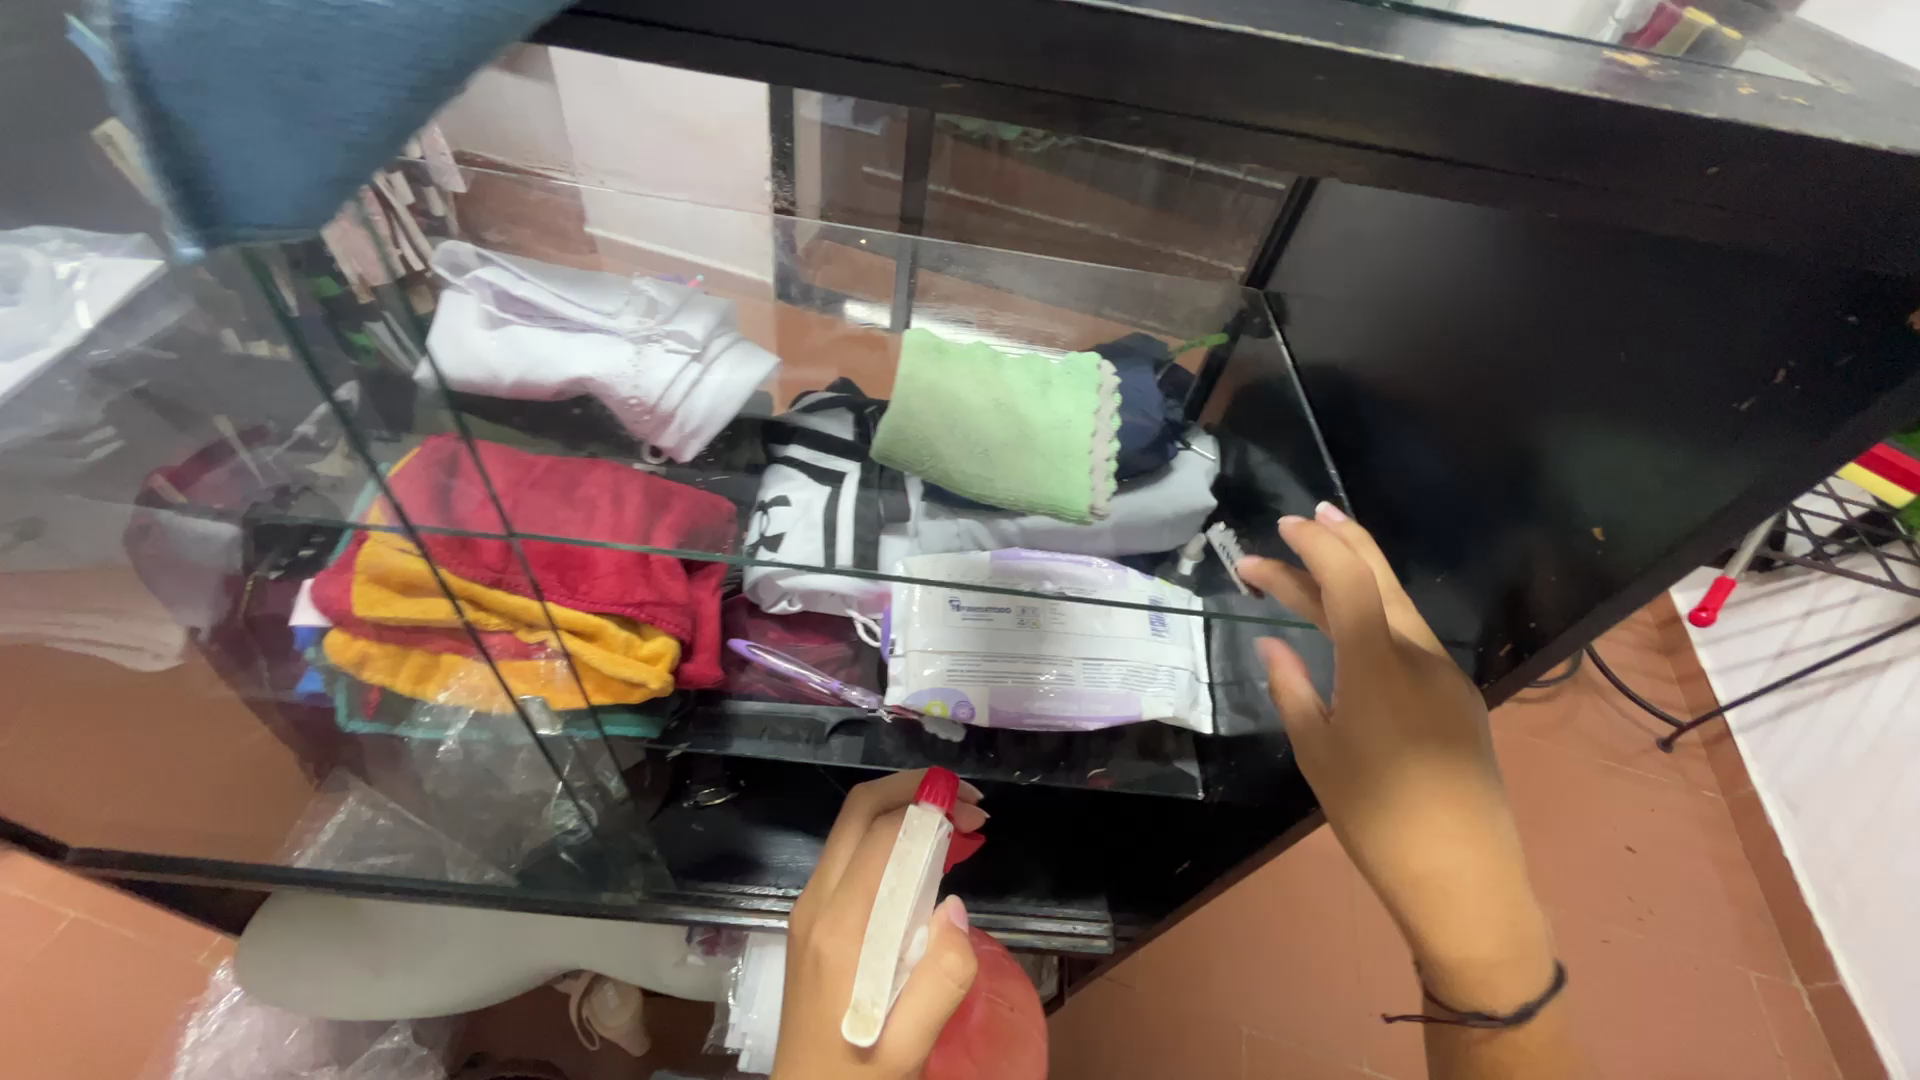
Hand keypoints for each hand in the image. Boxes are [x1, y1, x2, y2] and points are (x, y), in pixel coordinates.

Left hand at [773, 770, 989, 1079]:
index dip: (930, 808)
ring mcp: (810, 905)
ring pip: (853, 826)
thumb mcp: (910, 1045)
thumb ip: (941, 978)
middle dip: (914, 788)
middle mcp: (817, 901)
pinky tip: (927, 856)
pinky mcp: (813, 915)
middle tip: (966, 801)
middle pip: (859, 811)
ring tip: (956, 822)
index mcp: (841, 928)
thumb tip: (953, 905)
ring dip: (903, 808)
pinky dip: (890, 835)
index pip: (882, 836)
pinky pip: (851, 853)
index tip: (974, 813)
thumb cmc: (857, 1078)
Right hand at [1239, 503, 1554, 1009]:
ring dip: (1354, 580)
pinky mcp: (1457, 698)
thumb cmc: (1373, 814)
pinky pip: (1409, 638)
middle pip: (1380, 579)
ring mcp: (1446, 675)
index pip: (1348, 581)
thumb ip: (1292, 688)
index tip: (1282, 529)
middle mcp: (1419, 655)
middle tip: (1306, 518)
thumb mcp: (1315, 750)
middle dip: (1341, 542)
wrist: (1463, 876)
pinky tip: (1351, 626)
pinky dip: (1374, 615)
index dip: (1315, 546)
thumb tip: (1272, 645)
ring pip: (1395, 607)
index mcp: (1378, 665)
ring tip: (1316, 564)